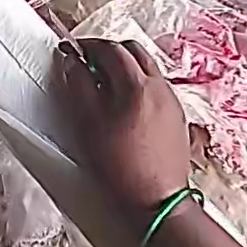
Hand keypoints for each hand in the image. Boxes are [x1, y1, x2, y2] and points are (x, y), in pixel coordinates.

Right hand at [60, 39, 190, 209]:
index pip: (110, 49)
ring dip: (123, 66)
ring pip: (146, 67)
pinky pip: (154, 86)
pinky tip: (122, 103)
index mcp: (136, 85)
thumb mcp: (87, 121)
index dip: (86, 46)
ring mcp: (171, 101)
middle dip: (107, 51)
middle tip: (86, 62)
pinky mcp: (177, 116)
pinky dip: (135, 82)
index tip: (69, 51)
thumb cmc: (117, 162)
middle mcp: (159, 86)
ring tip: (102, 83)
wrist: (156, 200)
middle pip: (133, 51)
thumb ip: (79, 85)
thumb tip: (72, 61)